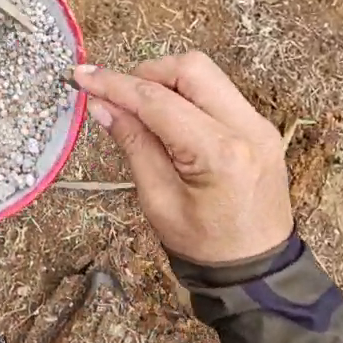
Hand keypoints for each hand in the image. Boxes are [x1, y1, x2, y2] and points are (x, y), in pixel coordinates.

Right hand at [74, 53, 292, 264]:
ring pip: (205, 73)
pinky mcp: (259, 127)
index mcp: (220, 153)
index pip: (158, 101)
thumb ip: (132, 143)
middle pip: (190, 68)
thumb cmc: (204, 245)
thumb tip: (100, 104)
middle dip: (147, 73)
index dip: (115, 84)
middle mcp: (247, 128)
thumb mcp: (158, 200)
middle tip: (119, 97)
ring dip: (166, 81)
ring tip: (141, 109)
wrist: (259, 274)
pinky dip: (185, 93)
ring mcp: (259, 125)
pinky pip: (217, 91)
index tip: (82, 75)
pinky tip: (167, 118)